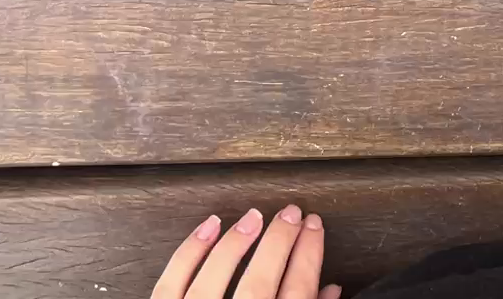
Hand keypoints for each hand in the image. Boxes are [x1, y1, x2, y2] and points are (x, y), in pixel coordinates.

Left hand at [153, 206, 338, 298]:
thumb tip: (330, 290)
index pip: (298, 293)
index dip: (310, 255)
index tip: (314, 226)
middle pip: (261, 281)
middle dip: (280, 241)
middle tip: (292, 213)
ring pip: (215, 279)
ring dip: (238, 241)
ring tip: (256, 216)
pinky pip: (172, 284)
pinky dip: (190, 251)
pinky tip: (209, 225)